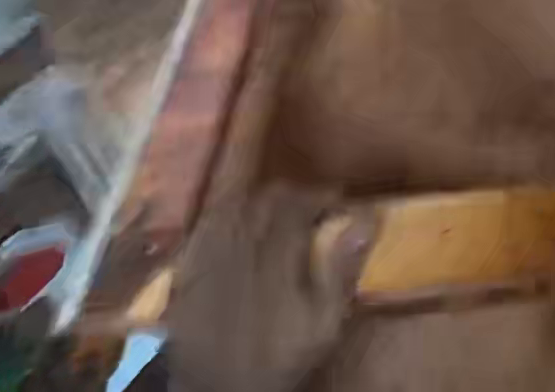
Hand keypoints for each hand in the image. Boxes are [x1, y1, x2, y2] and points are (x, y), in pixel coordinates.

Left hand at [167, 181, 375, 391]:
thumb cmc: (277, 360)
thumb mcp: (322, 326)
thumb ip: (342, 271)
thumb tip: (365, 222)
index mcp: (278, 256)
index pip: (301, 204)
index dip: (322, 196)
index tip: (339, 201)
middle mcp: (243, 246)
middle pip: (269, 198)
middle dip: (295, 195)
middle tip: (312, 206)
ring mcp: (211, 256)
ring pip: (239, 204)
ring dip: (263, 201)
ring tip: (279, 213)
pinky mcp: (189, 269)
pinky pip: (207, 224)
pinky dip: (227, 214)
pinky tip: (239, 224)